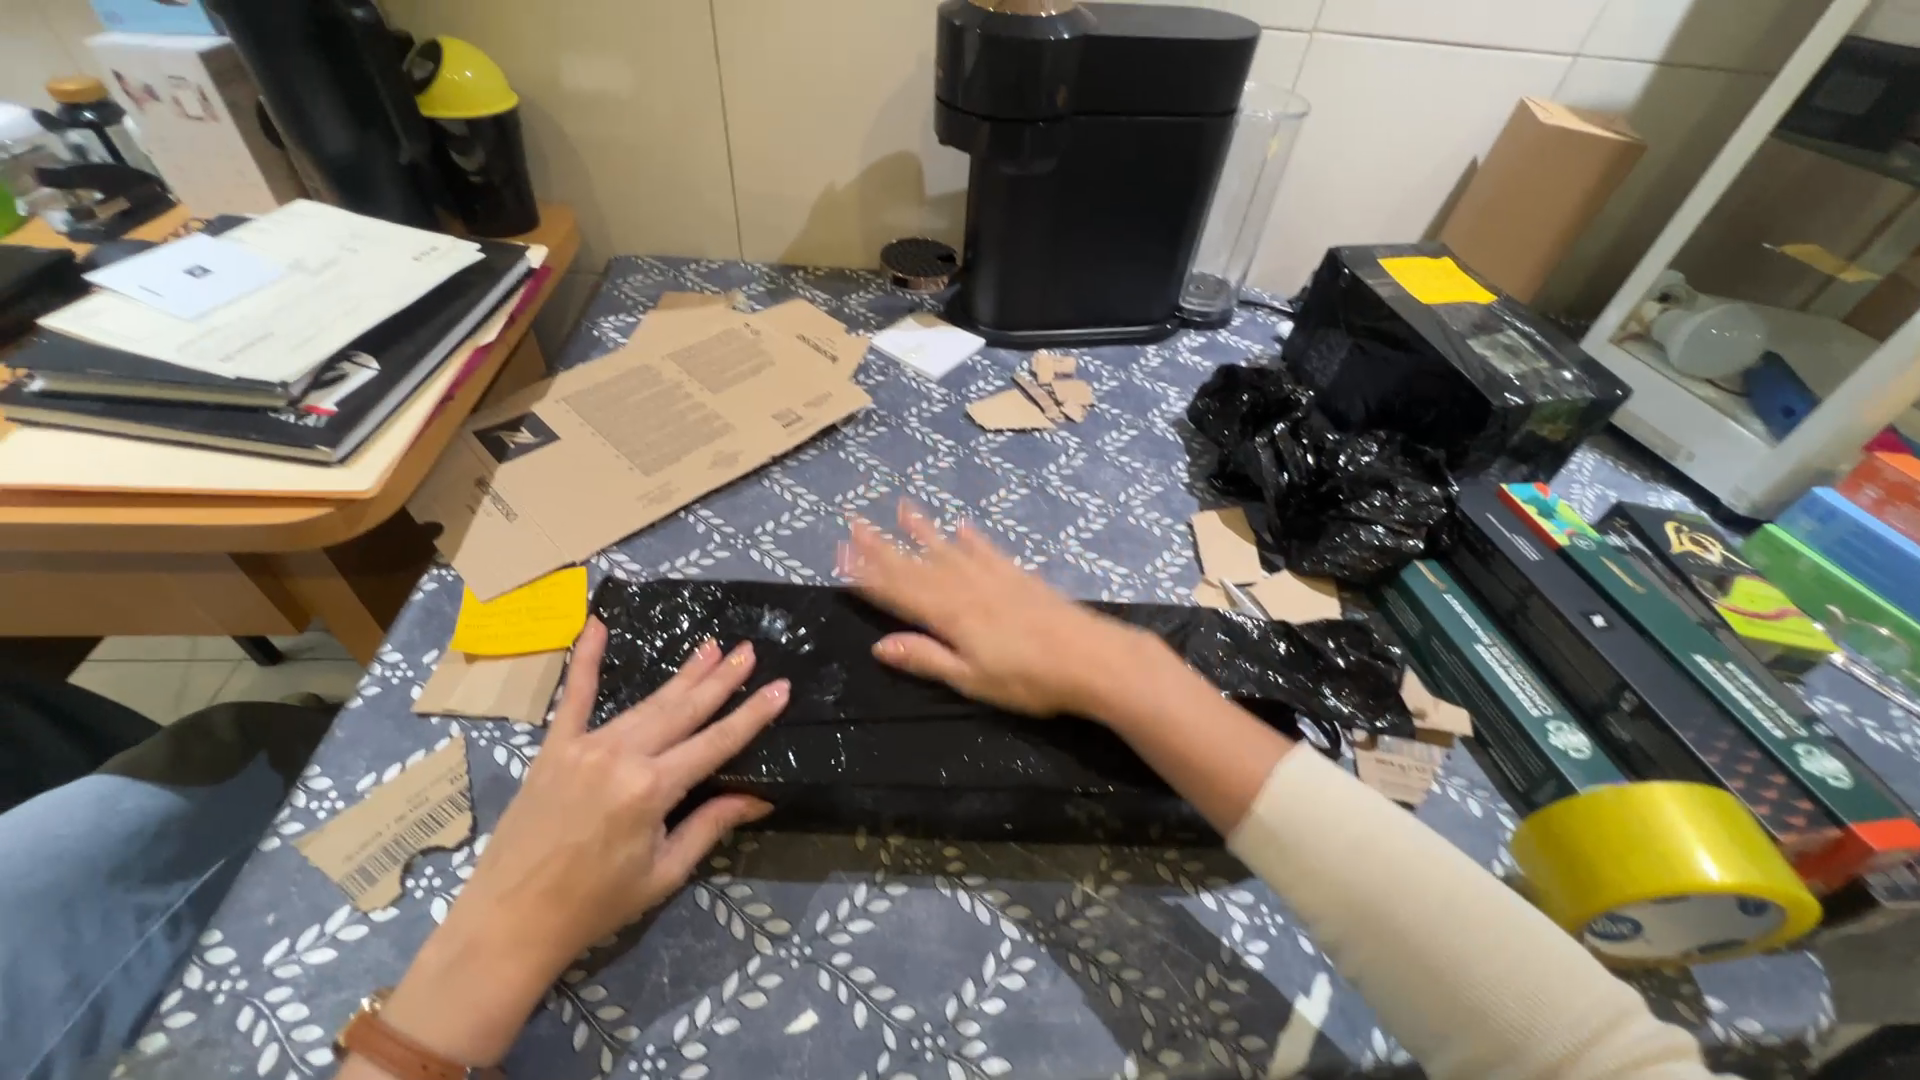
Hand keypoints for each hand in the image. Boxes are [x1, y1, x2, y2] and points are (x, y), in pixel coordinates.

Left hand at [366, 618, 787, 1070]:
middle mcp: (621, 756)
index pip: (716, 743)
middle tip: (748, 651)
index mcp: (651, 789)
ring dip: (681, 675)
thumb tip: (760, 797)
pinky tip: (595, 626)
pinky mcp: (554, 749)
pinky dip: (584, 661)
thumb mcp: (664, 872)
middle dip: (720, 679)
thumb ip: (711, 825)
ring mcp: (584, 747)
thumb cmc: (594, 905)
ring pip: (645, 703)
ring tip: (709, 647)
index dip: (752, 715)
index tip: (781, 687)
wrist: (508, 922)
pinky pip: (573, 698)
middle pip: (683, 710)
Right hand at [845, 501, 1163, 717]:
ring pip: (948, 551)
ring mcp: (994, 578)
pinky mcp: (1019, 577)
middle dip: (883, 546)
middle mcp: (966, 588)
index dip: (867, 574)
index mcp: (950, 615)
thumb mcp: (971, 679)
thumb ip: (926, 658)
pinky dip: (971, 540)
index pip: (898, 591)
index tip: (840, 555)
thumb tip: (879, 645)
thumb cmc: (1029, 680)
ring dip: (922, 532)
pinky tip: (960, 527)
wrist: (1092, 658)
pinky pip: (987, 552)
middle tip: (854, 522)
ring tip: (902, 508)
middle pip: (916, 565)